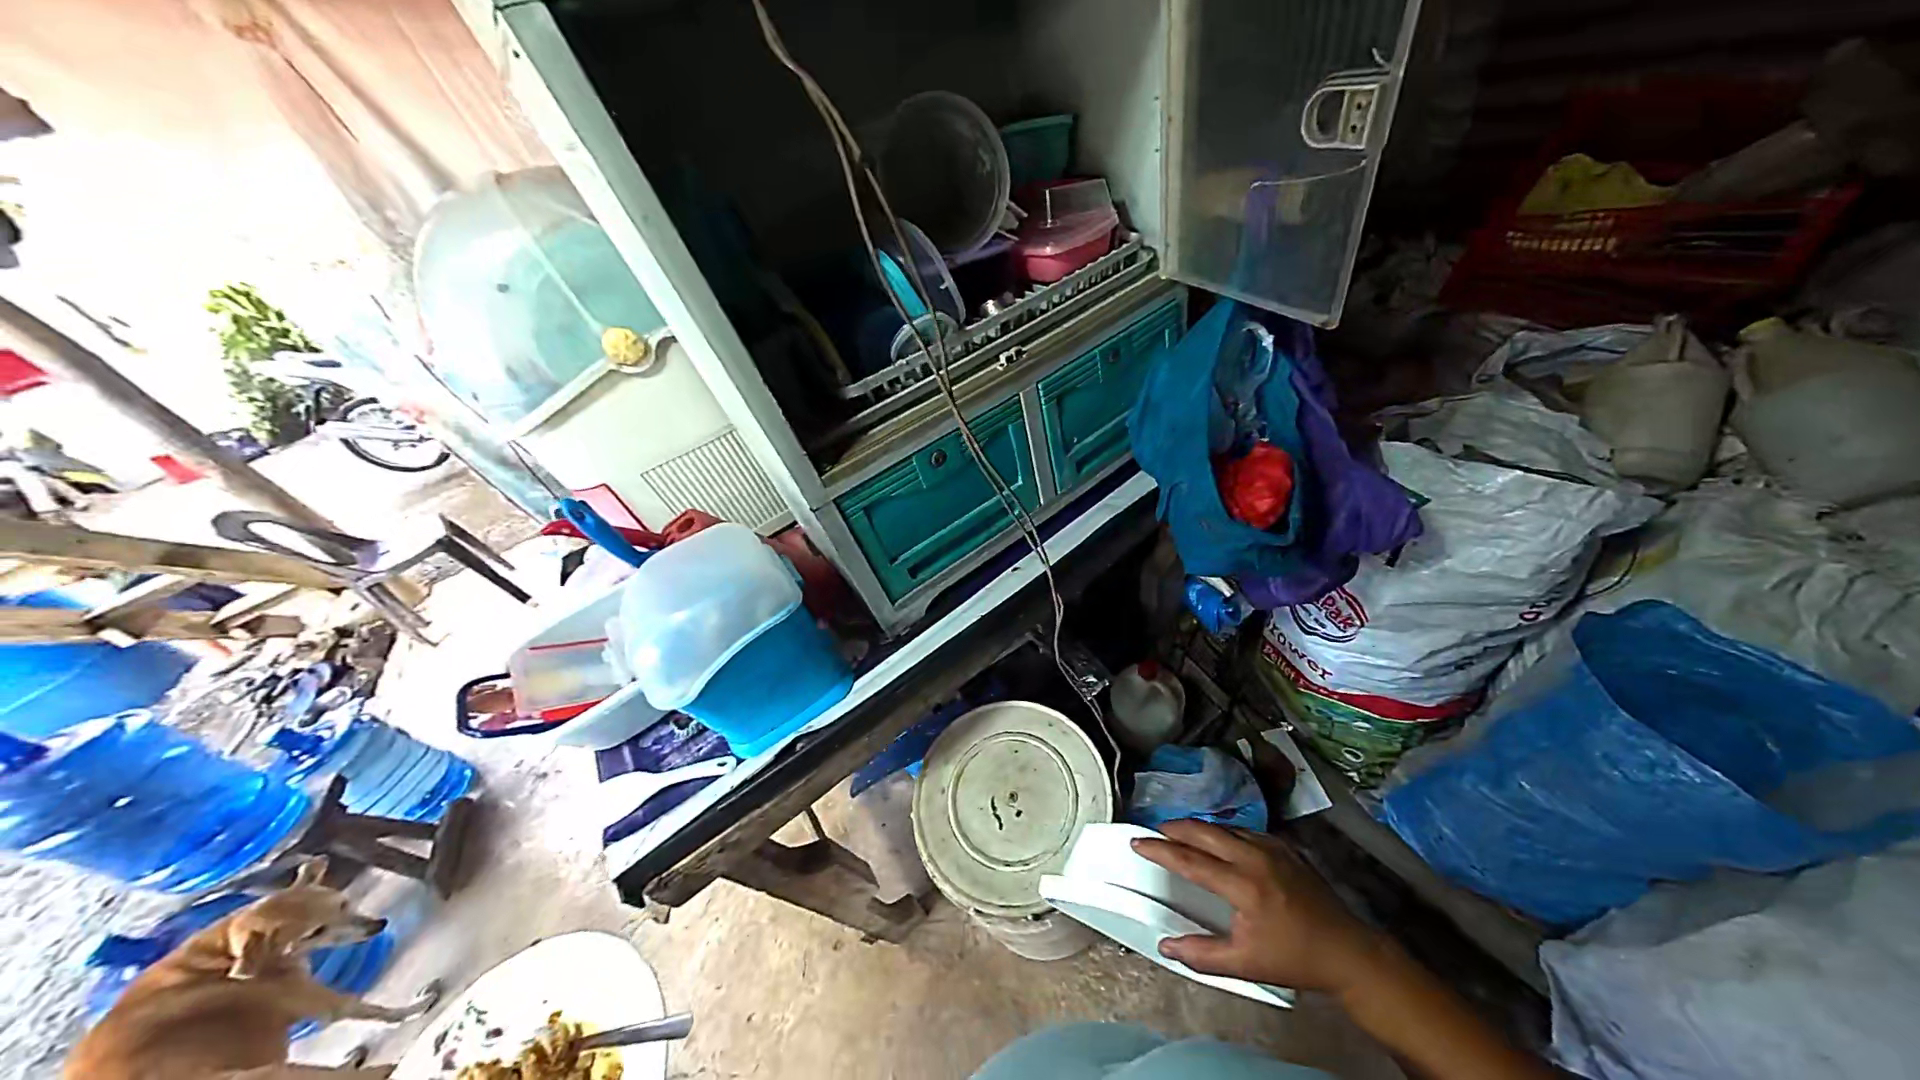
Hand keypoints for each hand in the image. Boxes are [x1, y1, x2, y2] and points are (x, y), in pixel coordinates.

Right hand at [1131, 820, 1388, 995]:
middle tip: (1154, 830)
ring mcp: (1273, 849)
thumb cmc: (1295, 959)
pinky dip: (1223, 831)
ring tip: (1180, 832)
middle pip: (1205, 832)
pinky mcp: (1286, 847)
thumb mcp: (1246, 964)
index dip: (1160, 850)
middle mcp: (1256, 859)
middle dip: (1175, 828)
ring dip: (1199, 828)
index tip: (1138, 843)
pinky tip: (1218, 839)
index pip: (1191, 861)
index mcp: (1244, 886)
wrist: (1349, 952)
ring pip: (1225, 827)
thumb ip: (1202, 955)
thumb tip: (1166, 946)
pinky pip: (1245, 830)